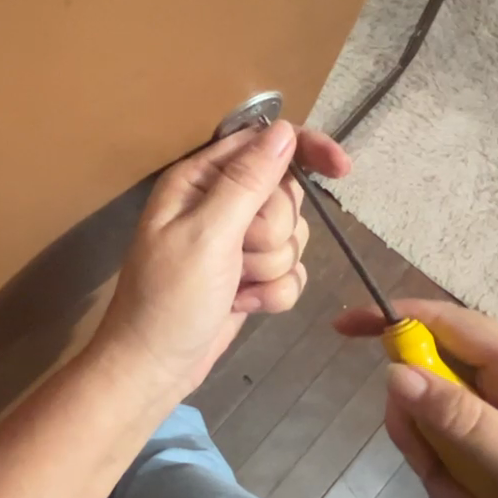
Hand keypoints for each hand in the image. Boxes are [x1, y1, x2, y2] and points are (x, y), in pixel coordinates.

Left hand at [93, 120, 350, 398]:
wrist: (155, 367)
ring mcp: (237, 243)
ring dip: (270, 268)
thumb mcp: (206, 234)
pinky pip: (291, 273)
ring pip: (293, 238)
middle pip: (286, 196)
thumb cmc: (169, 298)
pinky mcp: (250, 277)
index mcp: (200, 181)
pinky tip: (242, 304)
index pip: (263, 144)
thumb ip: (247, 181)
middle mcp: (220, 204)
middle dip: (273, 233)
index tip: (341, 168)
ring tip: (233, 285)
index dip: (305, 150)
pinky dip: (273, 293)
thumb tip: (285, 130)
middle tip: (238, 255)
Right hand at [334, 300, 497, 497]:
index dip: (393, 319)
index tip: (342, 329)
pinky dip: (452, 493)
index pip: (449, 323)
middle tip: (433, 476)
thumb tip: (394, 371)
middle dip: (421, 433)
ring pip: (433, 425)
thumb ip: (462, 420)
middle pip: (430, 380)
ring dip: (439, 474)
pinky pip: (448, 458)